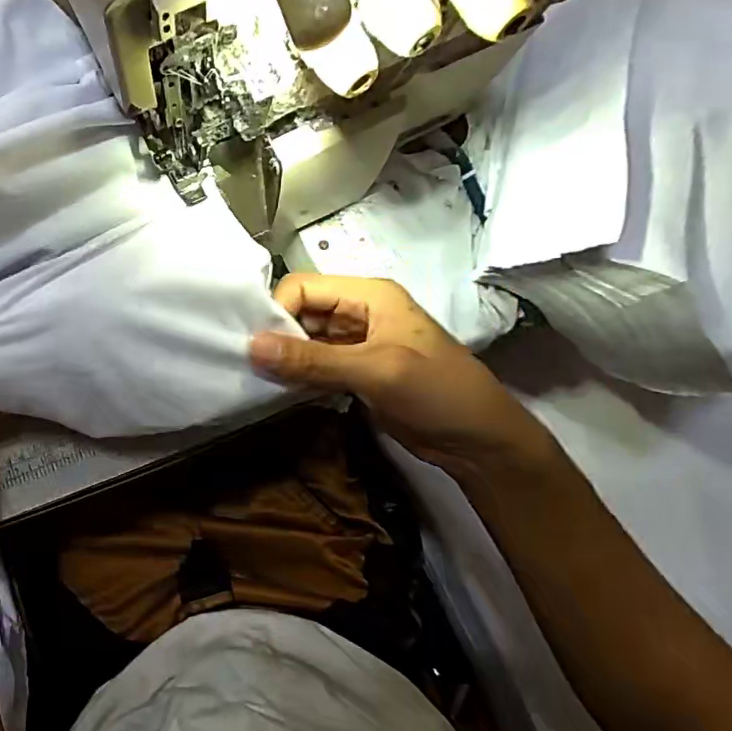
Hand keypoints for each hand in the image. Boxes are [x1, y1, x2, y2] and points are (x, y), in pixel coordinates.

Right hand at [249, 273, 555, 471]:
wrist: (480, 442)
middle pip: (301, 311)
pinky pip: (315, 365)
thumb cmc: (437, 393)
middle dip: (277, 335)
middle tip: (253, 366)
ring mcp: (357, 344)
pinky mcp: (355, 372)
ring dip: (285, 358)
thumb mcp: (375, 371)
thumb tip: (251, 346)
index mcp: (369, 295)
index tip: (259, 346)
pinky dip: (298, 375)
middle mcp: (359, 312)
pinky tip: (281, 390)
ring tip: (262, 380)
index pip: (303, 287)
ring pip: (305, 340)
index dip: (278, 310)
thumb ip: (312, 360)